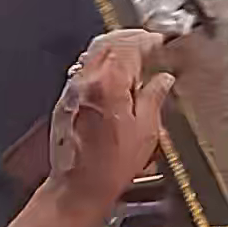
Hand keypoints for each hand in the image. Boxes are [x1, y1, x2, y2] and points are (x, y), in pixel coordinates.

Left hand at [45, 30, 174, 218]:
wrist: (78, 187)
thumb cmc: (110, 167)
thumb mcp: (145, 131)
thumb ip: (154, 97)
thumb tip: (162, 81)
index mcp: (108, 84)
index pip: (128, 45)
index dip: (147, 40)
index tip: (159, 42)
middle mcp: (86, 81)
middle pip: (107, 43)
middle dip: (129, 39)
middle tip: (148, 43)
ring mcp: (72, 90)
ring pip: (92, 55)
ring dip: (114, 49)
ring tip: (133, 57)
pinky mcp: (65, 102)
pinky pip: (84, 72)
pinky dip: (101, 65)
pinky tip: (114, 77)